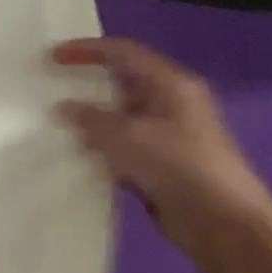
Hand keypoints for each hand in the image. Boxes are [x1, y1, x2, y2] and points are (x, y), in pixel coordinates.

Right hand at [52, 38, 271, 266]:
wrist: (221, 222)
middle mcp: (171, 102)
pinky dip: (100, 145)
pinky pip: (122, 143)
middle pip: (121, 81)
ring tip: (54, 122)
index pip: (124, 52)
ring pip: (119, 115)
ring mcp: (167, 133)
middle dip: (86, 83)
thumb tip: (63, 107)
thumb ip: (90, 119)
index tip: (51, 57)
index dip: (86, 50)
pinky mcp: (160, 161)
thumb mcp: (126, 136)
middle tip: (49, 87)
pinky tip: (75, 153)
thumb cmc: (177, 166)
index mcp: (171, 84)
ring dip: (90, 118)